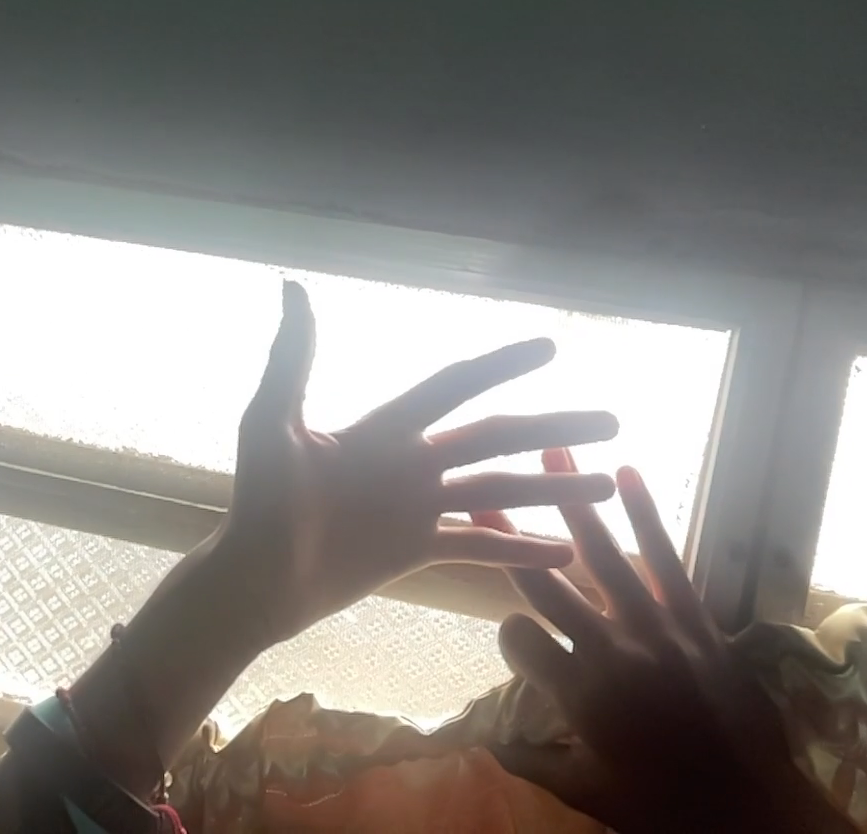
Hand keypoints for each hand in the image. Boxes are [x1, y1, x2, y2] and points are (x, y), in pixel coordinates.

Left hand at [60, 282, 619, 799]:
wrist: (255, 581)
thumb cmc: (261, 502)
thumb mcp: (271, 425)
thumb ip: (292, 359)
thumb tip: (295, 284)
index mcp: (388, 428)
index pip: (455, 386)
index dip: (501, 364)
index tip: (550, 346)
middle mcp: (413, 460)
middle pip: (495, 437)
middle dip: (552, 428)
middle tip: (611, 422)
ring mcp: (418, 505)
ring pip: (497, 492)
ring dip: (551, 489)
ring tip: (605, 487)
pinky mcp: (416, 548)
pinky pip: (478, 546)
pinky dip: (518, 548)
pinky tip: (564, 551)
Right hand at [478, 451, 854, 833]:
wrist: (755, 815)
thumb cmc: (663, 809)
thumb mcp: (588, 795)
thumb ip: (536, 761)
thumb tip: (492, 743)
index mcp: (578, 694)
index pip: (517, 637)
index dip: (508, 632)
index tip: (517, 636)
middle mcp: (609, 651)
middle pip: (545, 581)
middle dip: (509, 532)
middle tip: (482, 488)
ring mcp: (655, 629)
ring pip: (601, 553)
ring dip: (571, 500)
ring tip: (551, 451)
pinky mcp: (695, 619)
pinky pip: (665, 557)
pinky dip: (645, 514)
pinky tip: (627, 473)